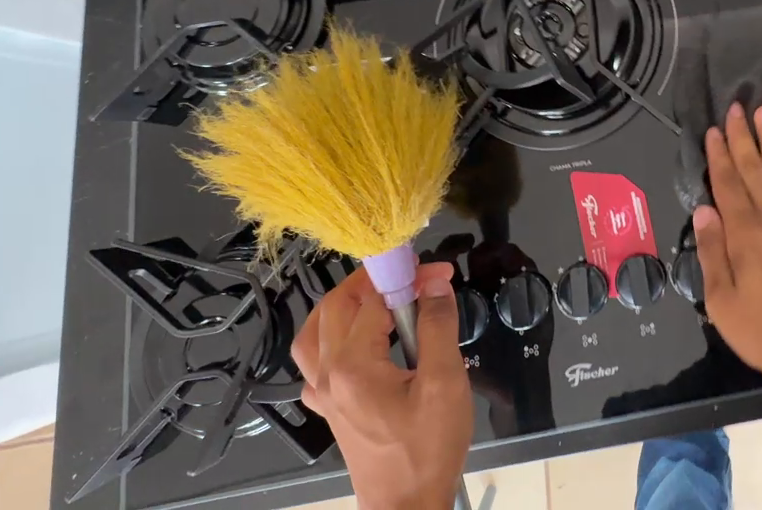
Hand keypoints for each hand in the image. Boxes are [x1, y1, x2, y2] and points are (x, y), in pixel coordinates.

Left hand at [292, 263, 473, 509]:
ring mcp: (324, 394)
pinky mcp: (330, 408)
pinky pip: (318, 360)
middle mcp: (328, 375)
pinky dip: (335, 337)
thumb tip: (434, 283)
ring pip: (317, 331)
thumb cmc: (427, 448)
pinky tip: (363, 341)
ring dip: (347, 305)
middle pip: (335, 306)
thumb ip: (438, 326)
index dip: (408, 277)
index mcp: (352, 366)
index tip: (440, 273)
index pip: (375, 299)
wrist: (406, 507)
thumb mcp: (444, 382)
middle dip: (374, 282)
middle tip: (413, 278)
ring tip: (383, 297)